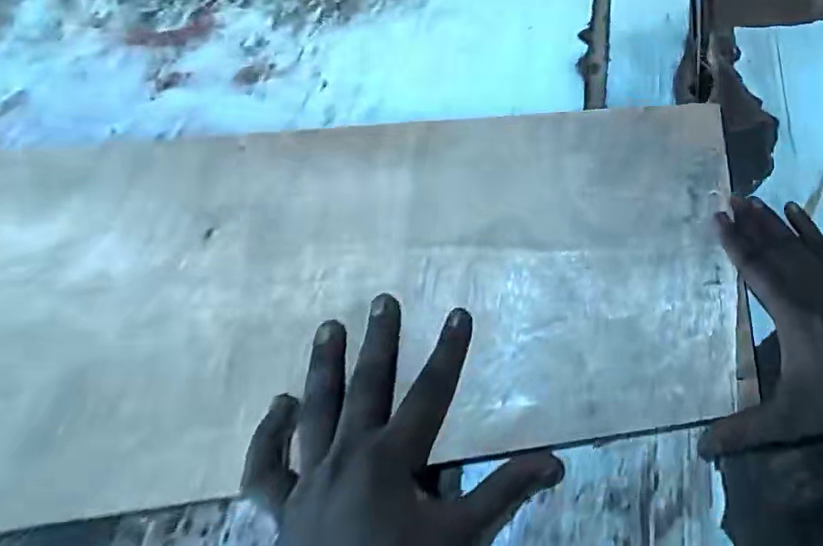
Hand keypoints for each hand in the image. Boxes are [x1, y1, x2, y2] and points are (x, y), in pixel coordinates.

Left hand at [243, 294, 564, 545]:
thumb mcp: (458, 537)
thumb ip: (504, 491)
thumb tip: (556, 461)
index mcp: (389, 461)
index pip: (429, 392)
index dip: (448, 351)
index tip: (459, 313)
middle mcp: (346, 460)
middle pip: (367, 387)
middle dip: (379, 341)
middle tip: (383, 301)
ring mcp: (308, 485)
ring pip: (315, 414)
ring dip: (323, 369)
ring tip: (328, 328)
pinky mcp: (282, 512)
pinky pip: (266, 471)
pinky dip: (267, 438)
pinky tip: (277, 407)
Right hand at [699, 197, 822, 457]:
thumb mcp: (785, 417)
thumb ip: (742, 430)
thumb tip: (700, 450)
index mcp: (786, 309)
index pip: (753, 268)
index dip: (734, 242)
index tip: (717, 218)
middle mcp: (804, 285)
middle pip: (772, 246)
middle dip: (749, 221)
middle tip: (730, 196)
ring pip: (794, 241)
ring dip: (771, 220)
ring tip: (753, 199)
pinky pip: (822, 245)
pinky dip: (808, 227)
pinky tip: (795, 210)